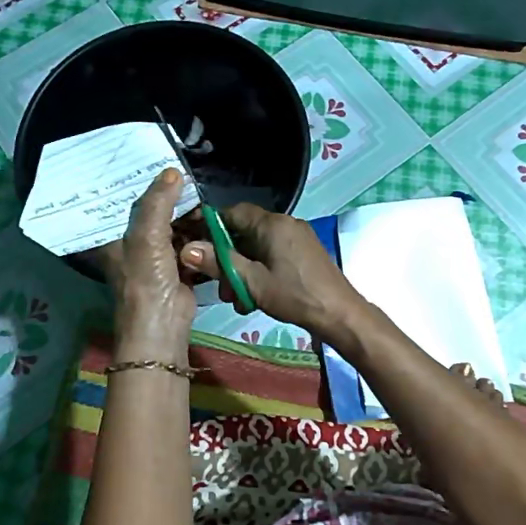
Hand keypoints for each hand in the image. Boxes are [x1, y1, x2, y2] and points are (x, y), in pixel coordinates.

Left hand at [97, 169, 196, 363]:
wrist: (163, 326)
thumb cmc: (146, 280)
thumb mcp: (147, 236)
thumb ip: (158, 202)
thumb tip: (173, 171)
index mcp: (116, 237)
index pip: (128, 203)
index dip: (146, 187)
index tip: (166, 166)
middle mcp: (135, 246)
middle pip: (157, 215)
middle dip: (176, 203)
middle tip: (195, 185)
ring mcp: (158, 260)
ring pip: (177, 230)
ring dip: (193, 221)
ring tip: (208, 206)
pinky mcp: (180, 271)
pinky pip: (191, 247)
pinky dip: (202, 239)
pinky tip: (214, 227)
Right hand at [178, 203, 366, 340]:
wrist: (338, 312)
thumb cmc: (294, 295)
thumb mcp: (252, 282)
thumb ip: (219, 263)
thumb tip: (187, 249)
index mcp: (273, 224)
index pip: (233, 212)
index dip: (210, 224)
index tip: (193, 241)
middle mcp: (286, 223)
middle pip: (245, 231)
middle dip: (227, 257)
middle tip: (219, 284)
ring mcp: (297, 237)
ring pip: (258, 246)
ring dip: (242, 269)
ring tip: (236, 297)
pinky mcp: (304, 252)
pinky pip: (273, 253)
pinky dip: (259, 270)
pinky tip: (254, 296)